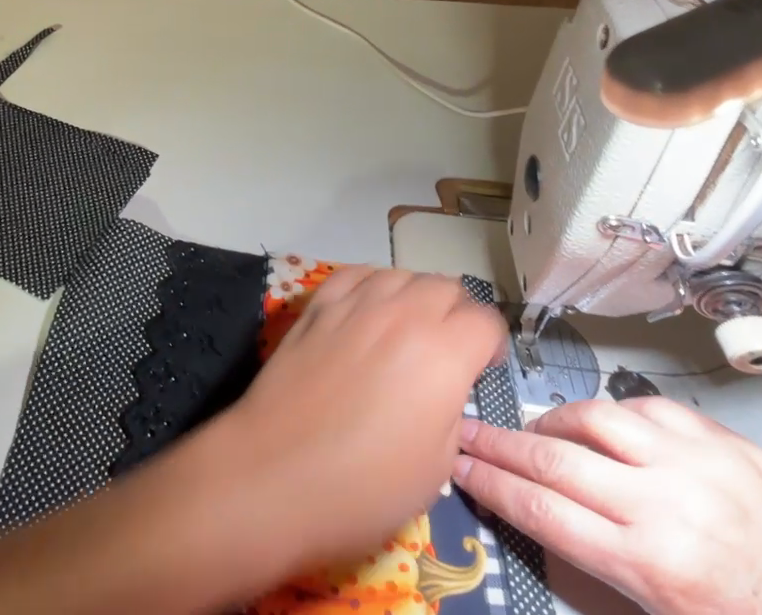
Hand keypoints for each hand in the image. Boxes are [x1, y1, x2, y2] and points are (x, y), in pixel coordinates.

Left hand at [201, 266, 507, 573]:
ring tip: (406, 331)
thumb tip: (445, 386)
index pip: (485, 320)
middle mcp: (401, 315)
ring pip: (400, 274)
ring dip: (413, 297)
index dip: (489, 346)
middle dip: (455, 315)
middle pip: (445, 288)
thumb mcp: (436, 465)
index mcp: (442, 354)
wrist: (273, 474)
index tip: (478, 370)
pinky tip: (368, 310)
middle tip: (445, 353)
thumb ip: (451, 408)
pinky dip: (370, 285)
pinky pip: (354, 275)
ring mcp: (353, 306)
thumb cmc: (363, 487)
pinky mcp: (315, 308)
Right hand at [453, 397, 761, 614]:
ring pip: (595, 418)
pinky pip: (649, 410)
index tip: (456, 465)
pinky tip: (605, 424)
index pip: (539, 508)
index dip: (487, 483)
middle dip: (496, 443)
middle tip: (462, 431)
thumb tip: (554, 536)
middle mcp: (665, 504)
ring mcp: (698, 464)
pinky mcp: (729, 443)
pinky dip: (614, 414)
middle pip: (551, 458)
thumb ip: (609, 578)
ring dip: (552, 420)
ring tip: (533, 429)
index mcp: (651, 565)